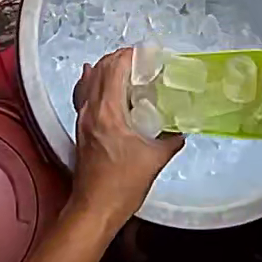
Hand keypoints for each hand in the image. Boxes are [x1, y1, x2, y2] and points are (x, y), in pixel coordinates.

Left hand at [69, 49, 183, 227]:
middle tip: (139, 58)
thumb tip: (181, 130)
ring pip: (89, 81)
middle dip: (118, 58)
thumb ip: (170, 140)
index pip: (114, 69)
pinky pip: (83, 95)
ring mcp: (82, 119)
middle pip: (100, 70)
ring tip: (123, 65)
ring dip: (105, 68)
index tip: (145, 53)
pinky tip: (92, 77)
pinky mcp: (81, 129)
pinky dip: (91, 81)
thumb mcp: (154, 160)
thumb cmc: (121, 186)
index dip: (129, 55)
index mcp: (108, 113)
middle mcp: (91, 111)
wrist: (94, 208)